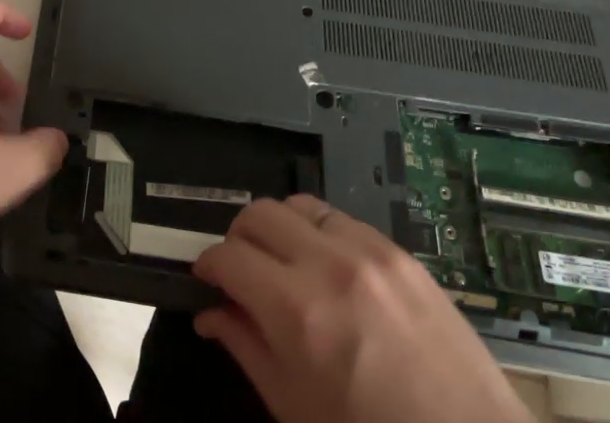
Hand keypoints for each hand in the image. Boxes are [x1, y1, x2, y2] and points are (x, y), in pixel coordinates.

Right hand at [193, 196, 533, 422]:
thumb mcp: (291, 404)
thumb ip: (244, 347)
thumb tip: (210, 314)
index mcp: (297, 311)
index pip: (227, 256)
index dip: (207, 266)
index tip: (206, 280)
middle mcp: (331, 266)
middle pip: (259, 214)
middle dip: (238, 238)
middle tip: (241, 271)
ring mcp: (372, 253)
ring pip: (301, 205)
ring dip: (280, 228)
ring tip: (284, 263)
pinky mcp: (402, 254)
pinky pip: (345, 221)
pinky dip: (322, 235)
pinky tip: (329, 271)